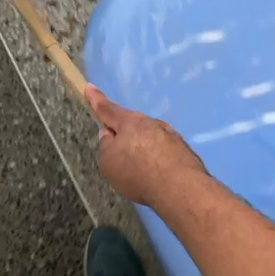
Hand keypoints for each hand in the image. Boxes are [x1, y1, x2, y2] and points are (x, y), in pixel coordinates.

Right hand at [84, 84, 210, 207]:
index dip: (97, 100)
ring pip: (151, 136)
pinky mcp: (185, 151)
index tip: (89, 87)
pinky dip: (158, 157)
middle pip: (133, 124)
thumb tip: (109, 134)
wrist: (180, 189)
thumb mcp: (108, 162)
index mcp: (129, 122)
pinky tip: (156, 173)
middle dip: (124, 131)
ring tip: (139, 168)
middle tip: (118, 148)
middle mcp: (151, 123)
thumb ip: (105, 145)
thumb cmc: (137, 172)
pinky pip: (165, 150)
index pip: (108, 109)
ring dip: (143, 146)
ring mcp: (171, 136)